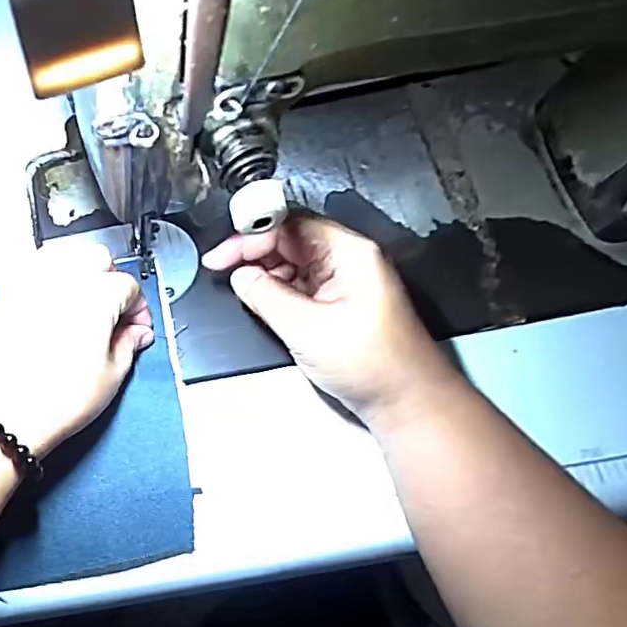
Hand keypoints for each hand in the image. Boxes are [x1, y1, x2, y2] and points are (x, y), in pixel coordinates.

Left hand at [0, 238, 154, 456]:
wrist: (1, 414)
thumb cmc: (50, 402)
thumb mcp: (111, 377)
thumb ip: (129, 345)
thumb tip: (134, 333)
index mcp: (98, 294)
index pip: (130, 287)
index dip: (138, 310)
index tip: (136, 328)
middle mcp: (63, 278)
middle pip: (99, 260)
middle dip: (112, 283)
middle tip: (115, 317)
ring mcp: (31, 280)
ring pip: (65, 255)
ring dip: (81, 273)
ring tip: (85, 307)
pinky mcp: (5, 291)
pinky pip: (33, 267)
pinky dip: (49, 277)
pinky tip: (54, 303)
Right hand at [201, 214, 455, 427]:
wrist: (404, 401)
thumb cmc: (374, 366)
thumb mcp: (308, 330)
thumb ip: (268, 297)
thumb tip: (241, 277)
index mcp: (350, 254)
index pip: (291, 225)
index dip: (252, 236)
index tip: (223, 256)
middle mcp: (349, 261)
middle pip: (292, 241)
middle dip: (255, 254)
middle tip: (223, 270)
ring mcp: (345, 282)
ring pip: (294, 264)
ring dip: (265, 275)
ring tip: (243, 293)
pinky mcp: (340, 304)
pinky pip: (302, 287)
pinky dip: (279, 293)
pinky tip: (262, 304)